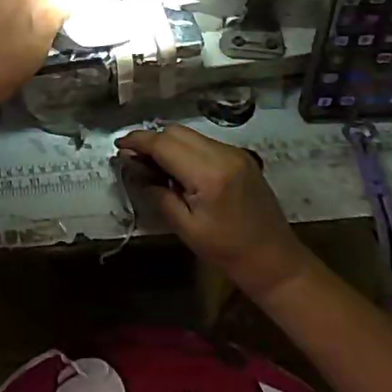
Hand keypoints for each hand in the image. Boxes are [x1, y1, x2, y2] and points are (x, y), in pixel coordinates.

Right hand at [116, 125, 312, 297]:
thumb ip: (156, 192)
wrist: (273, 259)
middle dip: (152, 140)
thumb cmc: (226, 251)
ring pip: (190, 134)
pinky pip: (205, 143)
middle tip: (133, 159)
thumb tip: (132, 166)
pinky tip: (178, 169)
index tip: (118, 146)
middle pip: (177, 131)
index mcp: (209, 173)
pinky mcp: (241, 156)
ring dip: (168, 143)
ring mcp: (235, 152)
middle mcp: (223, 153)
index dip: (138, 142)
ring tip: (153, 165)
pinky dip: (186, 149)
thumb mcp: (184, 227)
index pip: (164, 144)